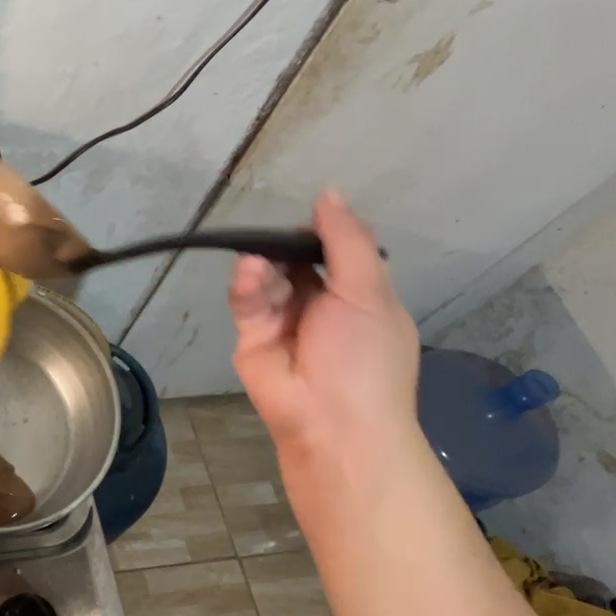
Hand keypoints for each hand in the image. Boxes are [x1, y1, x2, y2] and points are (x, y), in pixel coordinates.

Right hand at [227, 190, 419, 460]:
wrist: (332, 423)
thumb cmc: (364, 358)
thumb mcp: (369, 291)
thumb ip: (347, 241)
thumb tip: (328, 192)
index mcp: (359, 297)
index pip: (337, 252)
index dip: (323, 233)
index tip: (310, 217)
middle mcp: (321, 306)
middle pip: (297, 261)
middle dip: (286, 246)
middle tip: (275, 236)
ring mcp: (284, 322)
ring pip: (268, 278)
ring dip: (263, 265)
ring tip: (257, 263)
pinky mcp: (251, 338)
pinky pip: (246, 302)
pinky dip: (246, 285)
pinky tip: (248, 274)